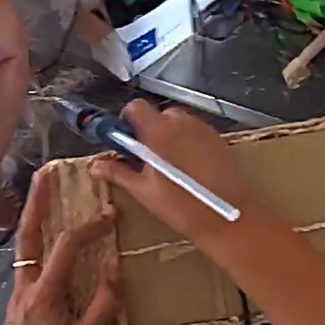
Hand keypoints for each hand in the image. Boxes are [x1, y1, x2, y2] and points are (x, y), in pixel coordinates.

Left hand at [0, 170, 121, 324]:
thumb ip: (104, 303)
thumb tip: (117, 268)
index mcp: (44, 292)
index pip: (68, 246)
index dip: (91, 227)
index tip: (112, 214)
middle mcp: (26, 284)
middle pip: (29, 232)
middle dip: (37, 199)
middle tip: (46, 171)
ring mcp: (18, 291)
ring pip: (25, 243)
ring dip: (35, 215)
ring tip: (46, 192)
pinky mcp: (18, 300)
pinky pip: (28, 258)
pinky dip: (38, 237)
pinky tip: (49, 236)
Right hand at [92, 101, 263, 248]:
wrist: (230, 217)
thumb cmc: (181, 206)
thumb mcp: (144, 191)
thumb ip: (118, 172)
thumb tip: (95, 164)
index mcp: (159, 130)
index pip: (135, 107)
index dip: (127, 120)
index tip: (126, 140)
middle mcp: (182, 122)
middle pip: (159, 114)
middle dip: (150, 131)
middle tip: (147, 158)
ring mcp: (203, 129)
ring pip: (179, 123)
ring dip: (170, 136)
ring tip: (169, 166)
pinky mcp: (219, 139)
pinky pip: (196, 132)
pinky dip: (188, 142)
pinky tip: (190, 167)